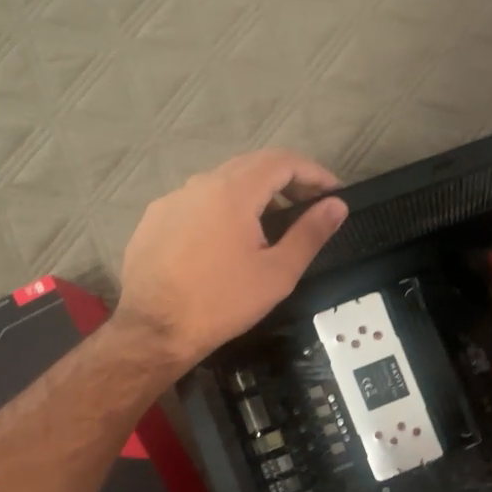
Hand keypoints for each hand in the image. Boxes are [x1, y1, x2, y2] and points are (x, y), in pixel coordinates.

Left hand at [114, 149, 346, 368]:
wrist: (154, 330)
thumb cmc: (223, 302)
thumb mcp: (278, 272)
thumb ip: (310, 233)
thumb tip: (337, 205)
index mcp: (233, 192)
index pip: (281, 161)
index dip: (313, 172)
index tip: (334, 193)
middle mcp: (199, 184)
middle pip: (252, 166)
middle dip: (287, 180)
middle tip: (311, 205)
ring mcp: (172, 200)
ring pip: (223, 182)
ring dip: (255, 194)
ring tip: (274, 224)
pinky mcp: (155, 219)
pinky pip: (199, 202)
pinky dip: (225, 208)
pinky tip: (230, 241)